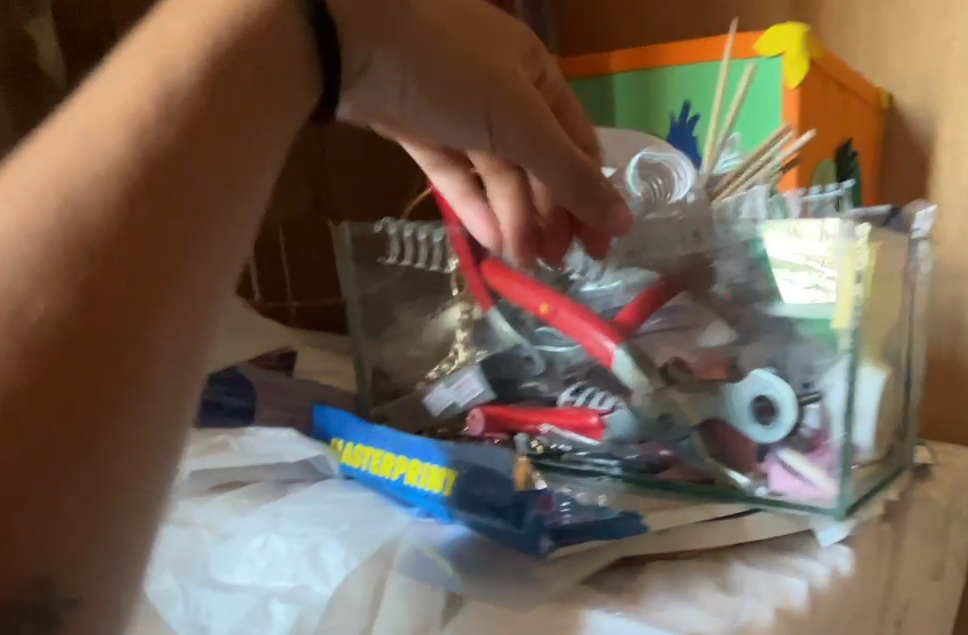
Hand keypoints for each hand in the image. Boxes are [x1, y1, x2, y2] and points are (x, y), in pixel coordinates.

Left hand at [328, 0, 631, 263]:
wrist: (343, 37)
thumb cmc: (450, 69)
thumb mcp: (523, 124)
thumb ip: (573, 177)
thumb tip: (625, 223)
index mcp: (537, 77)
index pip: (578, 147)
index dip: (591, 199)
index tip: (597, 249)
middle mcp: (504, 92)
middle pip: (539, 167)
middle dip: (549, 217)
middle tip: (553, 264)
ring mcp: (459, 110)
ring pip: (498, 175)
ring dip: (513, 220)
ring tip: (519, 263)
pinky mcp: (420, 127)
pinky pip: (458, 174)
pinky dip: (475, 207)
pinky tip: (491, 243)